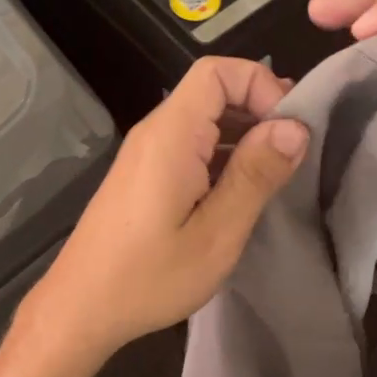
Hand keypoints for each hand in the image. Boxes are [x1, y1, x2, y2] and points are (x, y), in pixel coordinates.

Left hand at [24, 57, 309, 375]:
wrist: (81, 306)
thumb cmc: (148, 276)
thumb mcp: (216, 234)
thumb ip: (254, 175)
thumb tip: (294, 126)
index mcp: (170, 134)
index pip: (216, 71)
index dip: (260, 85)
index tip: (290, 131)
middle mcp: (154, 132)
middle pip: (211, 91)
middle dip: (258, 109)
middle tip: (295, 154)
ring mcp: (146, 153)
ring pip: (202, 119)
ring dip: (243, 135)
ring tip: (277, 175)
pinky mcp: (144, 175)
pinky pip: (189, 145)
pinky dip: (222, 155)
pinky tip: (242, 192)